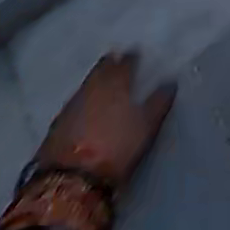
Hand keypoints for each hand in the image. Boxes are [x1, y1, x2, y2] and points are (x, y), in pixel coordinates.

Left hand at [37, 52, 176, 189]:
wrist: (72, 177)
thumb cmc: (116, 148)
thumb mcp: (146, 127)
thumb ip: (158, 103)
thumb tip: (171, 82)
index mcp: (116, 83)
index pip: (126, 63)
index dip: (132, 57)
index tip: (136, 53)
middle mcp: (93, 86)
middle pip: (102, 68)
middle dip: (110, 62)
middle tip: (116, 58)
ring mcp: (73, 102)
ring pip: (87, 82)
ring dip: (95, 78)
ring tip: (101, 80)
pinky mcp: (58, 120)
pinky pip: (75, 100)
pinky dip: (83, 98)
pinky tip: (84, 104)